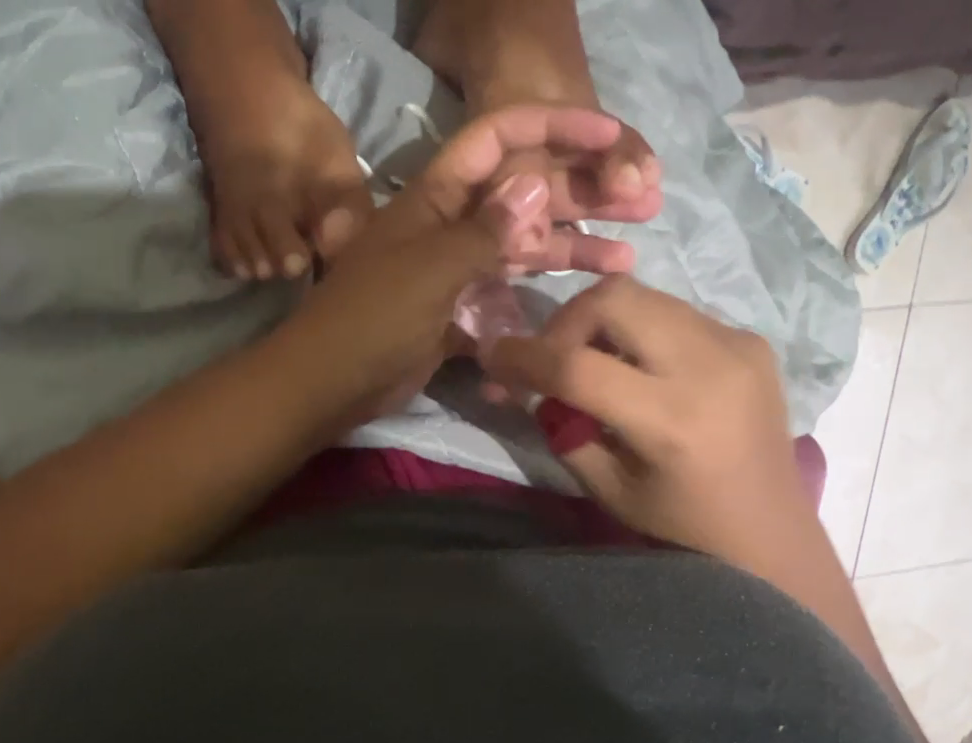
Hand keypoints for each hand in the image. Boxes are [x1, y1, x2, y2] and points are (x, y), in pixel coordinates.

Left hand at [272, 105, 639, 414]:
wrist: (327, 385)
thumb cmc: (373, 318)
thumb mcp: (431, 268)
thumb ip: (486, 231)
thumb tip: (536, 186)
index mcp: (435, 196)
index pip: (499, 138)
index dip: (554, 128)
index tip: (610, 137)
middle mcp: (447, 224)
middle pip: (523, 194)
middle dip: (581, 194)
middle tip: (643, 205)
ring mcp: (451, 271)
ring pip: (520, 249)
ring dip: (571, 249)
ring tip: (628, 258)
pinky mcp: (454, 313)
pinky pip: (503, 294)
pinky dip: (536, 296)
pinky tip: (580, 301)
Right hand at [483, 275, 807, 558]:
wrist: (770, 531)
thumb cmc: (681, 526)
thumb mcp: (607, 489)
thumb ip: (563, 431)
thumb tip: (529, 387)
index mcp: (672, 421)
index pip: (578, 365)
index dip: (523, 357)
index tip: (492, 357)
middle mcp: (710, 367)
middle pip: (615, 298)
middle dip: (564, 322)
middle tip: (551, 360)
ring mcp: (737, 344)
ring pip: (644, 296)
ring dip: (601, 323)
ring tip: (591, 366)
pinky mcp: (750, 339)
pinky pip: (675, 313)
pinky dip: (639, 332)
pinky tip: (639, 372)